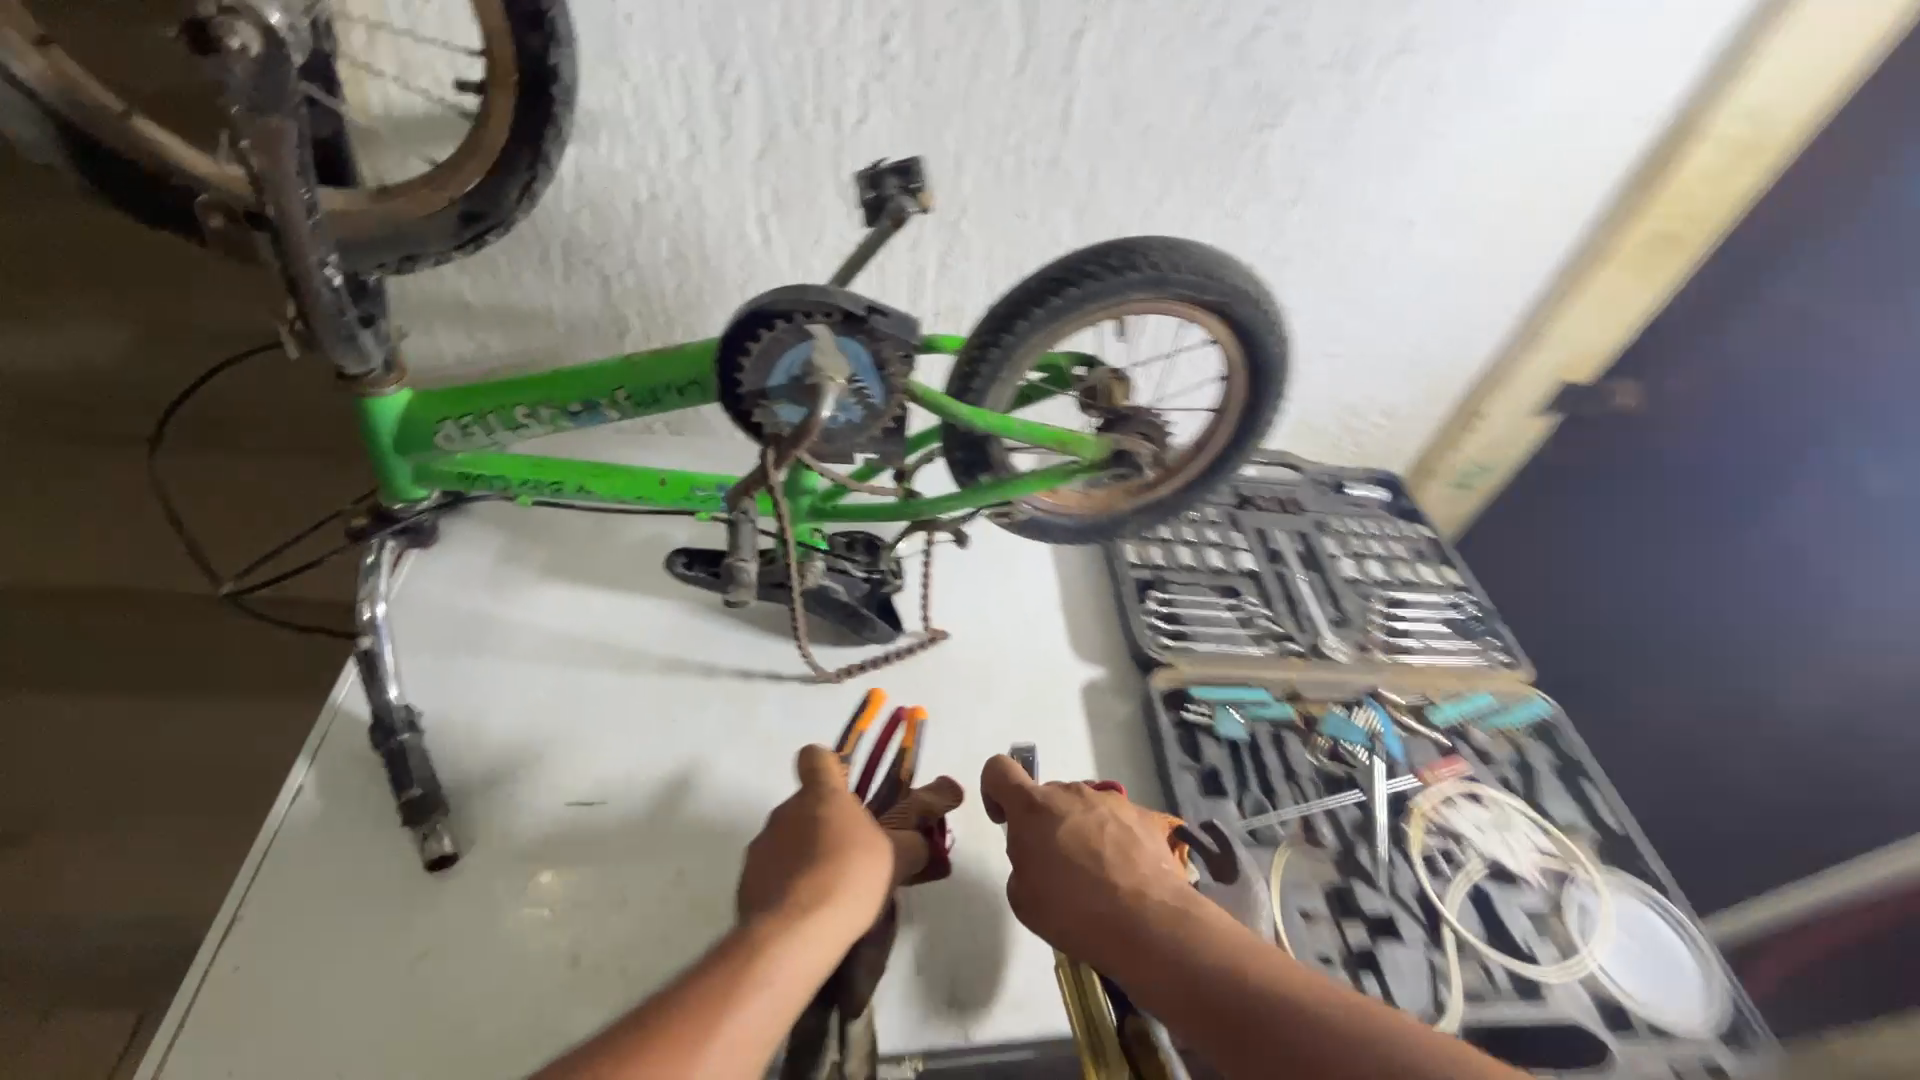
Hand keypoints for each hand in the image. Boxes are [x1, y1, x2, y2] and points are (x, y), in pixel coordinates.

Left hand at [737, 746, 963, 947]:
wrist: (793, 933)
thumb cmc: (849, 878)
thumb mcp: (896, 859)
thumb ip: (912, 844)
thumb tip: (921, 842)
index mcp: (821, 794)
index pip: (815, 756)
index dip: (829, 766)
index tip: (845, 790)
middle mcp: (784, 811)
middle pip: (805, 805)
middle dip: (825, 826)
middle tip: (851, 856)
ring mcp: (761, 846)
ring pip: (787, 841)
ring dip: (806, 857)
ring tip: (830, 893)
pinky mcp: (746, 882)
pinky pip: (772, 874)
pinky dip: (788, 887)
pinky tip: (807, 913)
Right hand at [980, 755, 1195, 976]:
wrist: (1147, 922)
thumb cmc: (1073, 912)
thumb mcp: (1022, 898)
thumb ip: (1022, 863)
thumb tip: (1040, 857)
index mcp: (1033, 808)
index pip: (999, 769)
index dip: (995, 790)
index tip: (1005, 821)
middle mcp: (1071, 793)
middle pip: (1047, 797)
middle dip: (1045, 825)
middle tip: (1058, 870)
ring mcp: (1111, 801)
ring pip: (1084, 809)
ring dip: (1081, 832)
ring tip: (1098, 877)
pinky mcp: (1143, 816)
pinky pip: (1117, 821)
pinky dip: (1114, 841)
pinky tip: (1125, 877)